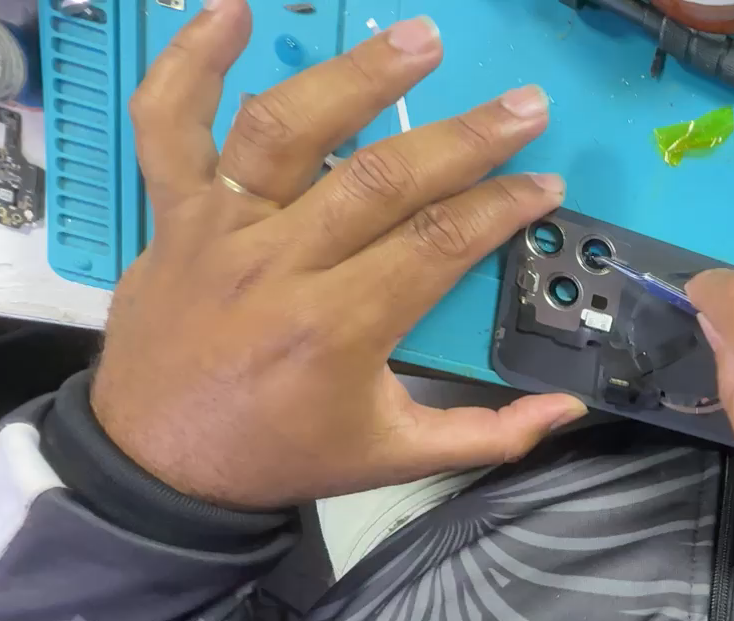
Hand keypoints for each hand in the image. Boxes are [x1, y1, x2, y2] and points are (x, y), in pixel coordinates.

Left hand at [91, 1, 585, 509]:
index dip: (502, 207)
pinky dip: (192, 59)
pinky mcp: (176, 214)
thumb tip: (571, 409)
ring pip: (287, 129)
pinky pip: (171, 123)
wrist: (162, 462)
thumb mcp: (404, 457)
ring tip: (420, 38)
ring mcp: (221, 228)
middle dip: (467, 138)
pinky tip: (234, 9)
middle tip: (523, 106)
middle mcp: (283, 263)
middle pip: (386, 178)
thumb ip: (496, 434)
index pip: (440, 243)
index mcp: (346, 325)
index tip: (544, 186)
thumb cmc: (292, 455)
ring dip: (359, 77)